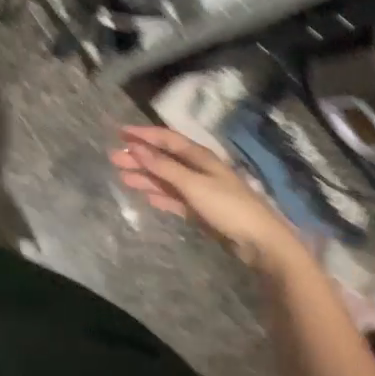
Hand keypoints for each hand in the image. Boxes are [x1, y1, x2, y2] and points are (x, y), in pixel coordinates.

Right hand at [112, 125, 307, 273]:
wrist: (261, 242)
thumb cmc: (228, 206)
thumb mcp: (193, 185)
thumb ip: (164, 167)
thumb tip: (136, 148)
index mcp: (199, 157)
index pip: (166, 139)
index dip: (143, 134)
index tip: (120, 132)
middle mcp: (198, 169)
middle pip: (164, 159)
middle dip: (139, 158)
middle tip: (113, 159)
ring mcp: (200, 190)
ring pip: (166, 179)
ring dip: (145, 177)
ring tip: (122, 178)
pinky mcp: (202, 210)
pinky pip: (175, 198)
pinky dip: (160, 196)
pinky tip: (147, 198)